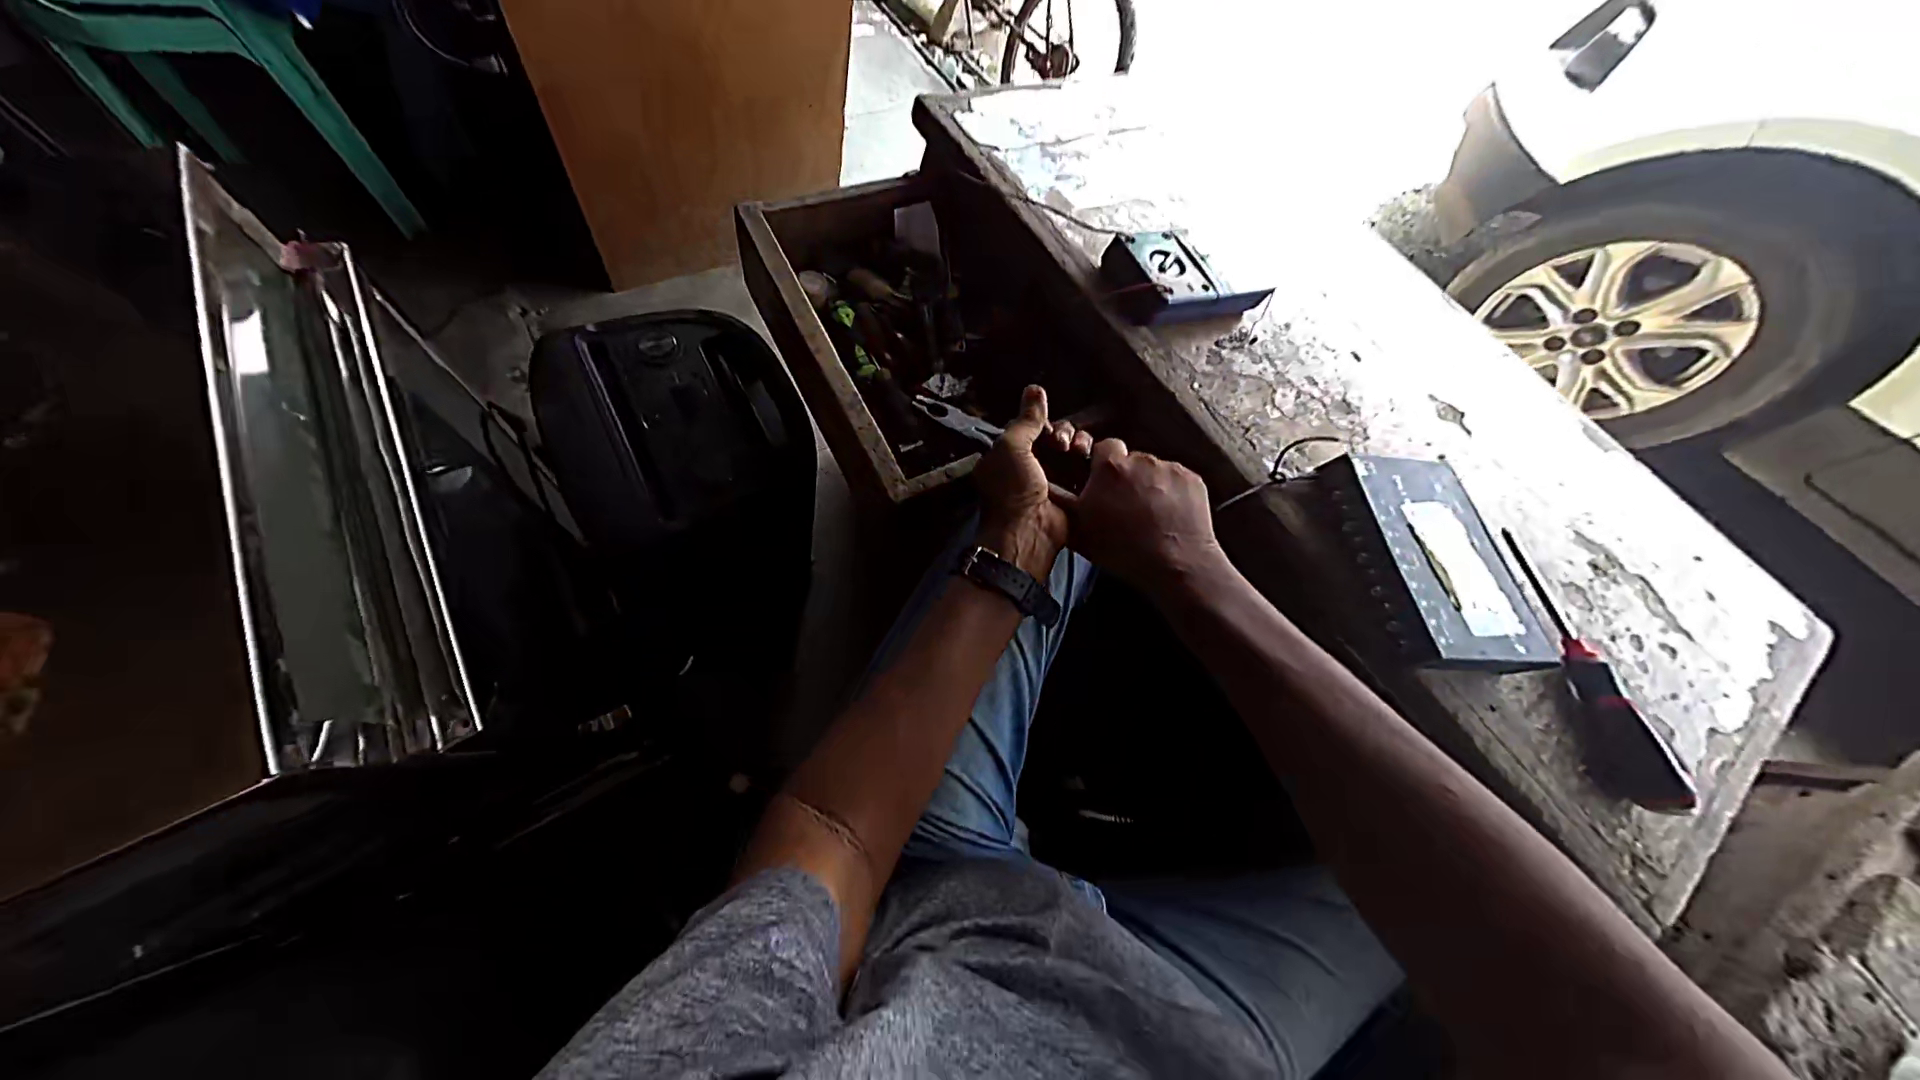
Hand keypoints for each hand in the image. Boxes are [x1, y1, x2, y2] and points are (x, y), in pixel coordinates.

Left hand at [971, 386, 1088, 577]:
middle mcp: (1029, 467)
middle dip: (1065, 434)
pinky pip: (1085, 471)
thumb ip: (1025, 420)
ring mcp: (1052, 482)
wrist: (1030, 533)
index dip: (1044, 424)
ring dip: (1081, 445)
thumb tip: (1034, 388)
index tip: (1050, 431)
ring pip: (1073, 451)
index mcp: (1009, 455)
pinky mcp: (1072, 493)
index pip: (1032, 428)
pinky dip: (1091, 462)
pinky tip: (1093, 460)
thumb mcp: (1011, 447)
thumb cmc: (1012, 491)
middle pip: (1056, 437)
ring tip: (1081, 453)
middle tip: (1065, 444)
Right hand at [1056, 437, 1229, 597]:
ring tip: (1148, 513)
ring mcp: (1169, 469)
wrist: (1175, 564)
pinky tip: (1168, 515)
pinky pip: (1177, 479)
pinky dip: (1172, 493)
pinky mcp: (1192, 480)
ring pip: (1154, 470)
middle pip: (1130, 459)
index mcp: (1110, 468)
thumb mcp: (1079, 530)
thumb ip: (1062, 502)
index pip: (1105, 447)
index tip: (1103, 481)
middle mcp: (1141, 460)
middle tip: (1124, 503)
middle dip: (1127, 476)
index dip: (1103, 463)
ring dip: (1149, 484)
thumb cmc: (1124, 550)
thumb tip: (1047, 487)